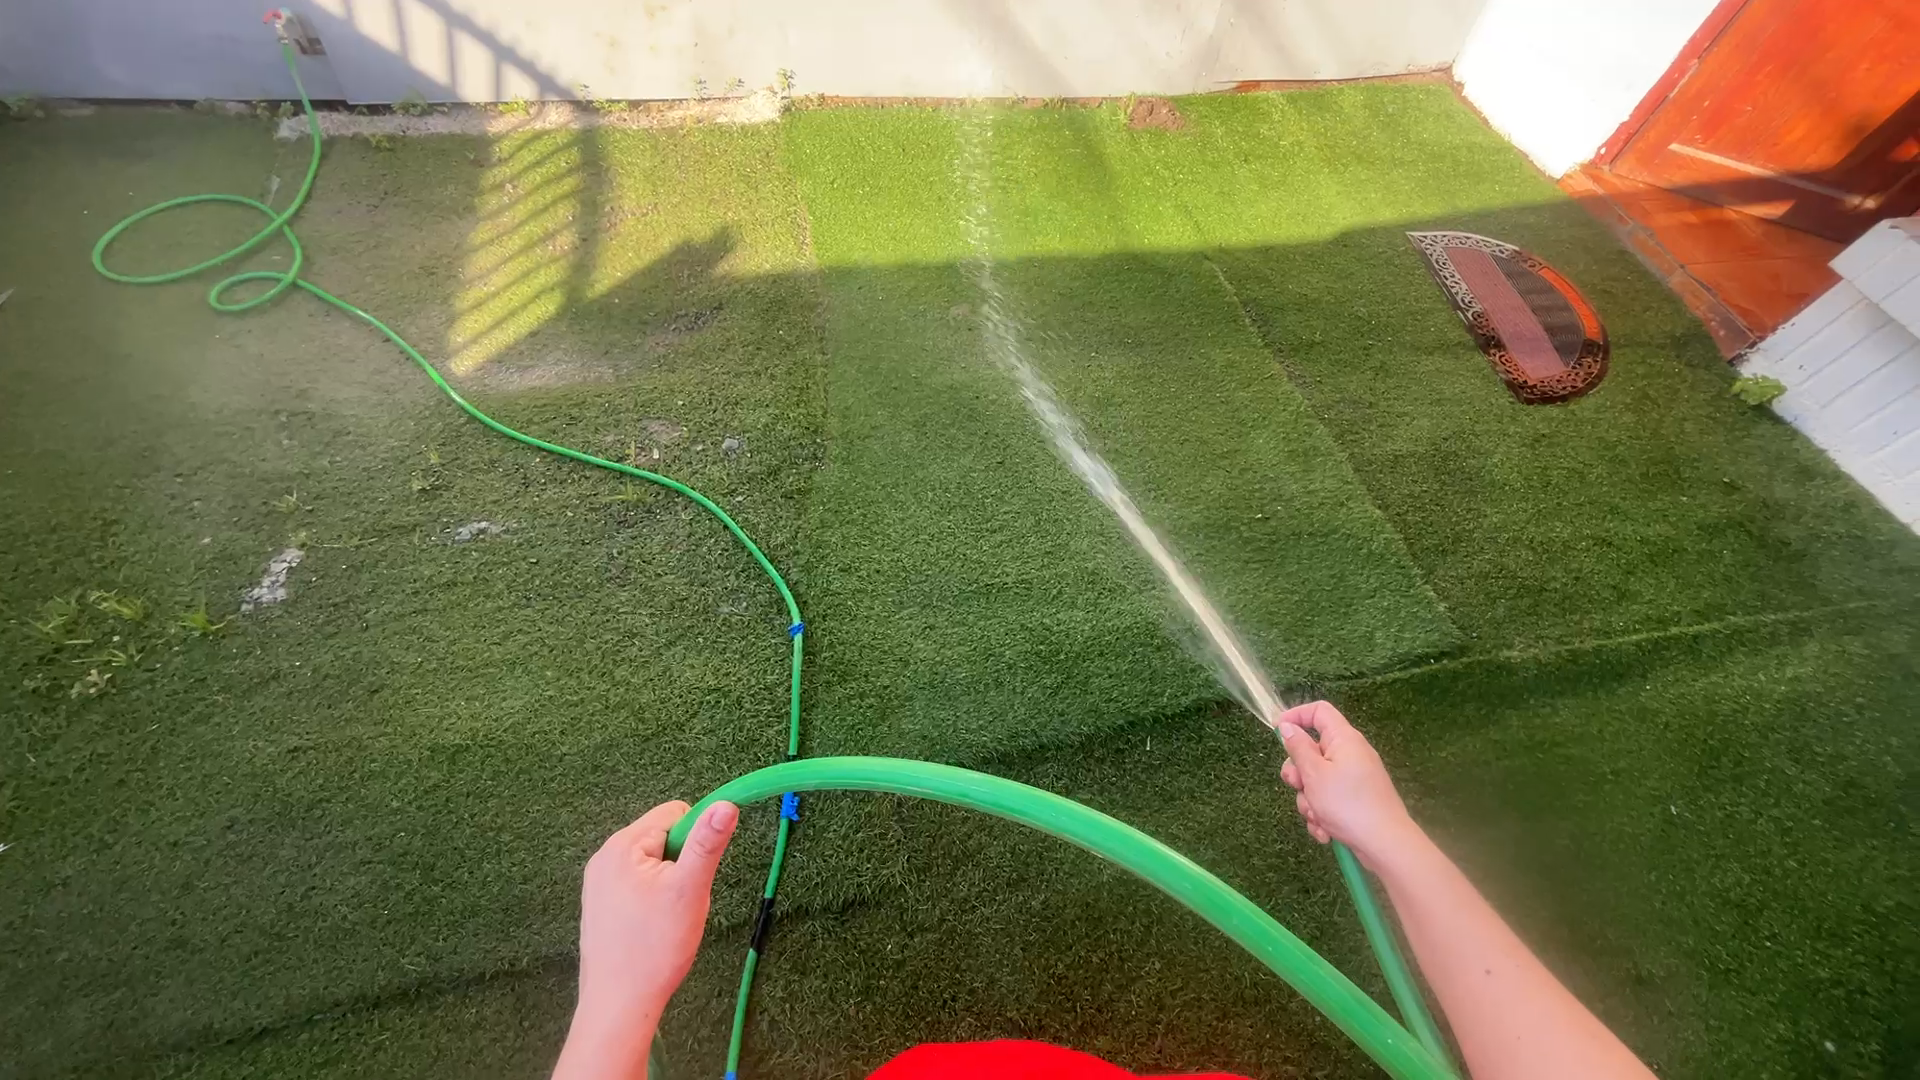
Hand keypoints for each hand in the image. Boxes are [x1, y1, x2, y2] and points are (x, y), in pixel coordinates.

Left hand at [556, 800, 737, 1078]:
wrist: (619, 1009)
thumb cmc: (655, 946)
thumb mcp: (690, 888)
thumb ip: (708, 842)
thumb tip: (727, 803)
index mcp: (622, 845)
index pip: (675, 813)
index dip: (696, 839)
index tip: (694, 874)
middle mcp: (605, 857)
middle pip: (665, 836)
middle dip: (683, 863)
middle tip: (682, 900)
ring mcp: (600, 883)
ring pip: (657, 861)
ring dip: (672, 881)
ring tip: (669, 916)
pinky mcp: (603, 906)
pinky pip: (642, 882)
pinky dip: (657, 897)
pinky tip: (655, 926)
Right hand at [1274, 701, 1421, 869]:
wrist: (1386, 847)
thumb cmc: (1348, 803)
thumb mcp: (1314, 773)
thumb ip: (1298, 747)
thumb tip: (1287, 727)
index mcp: (1344, 740)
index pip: (1319, 711)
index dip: (1296, 715)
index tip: (1277, 732)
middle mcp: (1350, 755)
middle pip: (1311, 750)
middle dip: (1298, 772)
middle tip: (1297, 785)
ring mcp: (1353, 779)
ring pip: (1315, 780)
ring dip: (1309, 800)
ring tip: (1317, 816)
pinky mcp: (1354, 801)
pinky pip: (1327, 799)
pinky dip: (1321, 814)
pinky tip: (1326, 831)